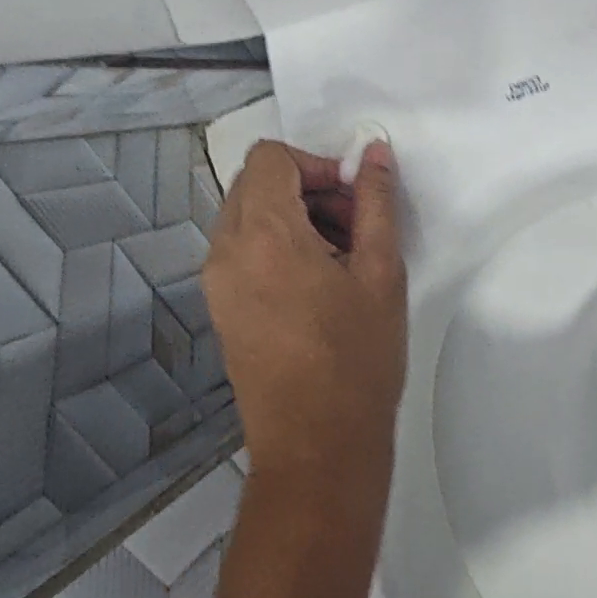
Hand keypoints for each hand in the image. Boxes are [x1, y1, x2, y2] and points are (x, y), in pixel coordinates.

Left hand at [201, 140, 406, 484]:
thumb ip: (376, 201)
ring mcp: (215, 283)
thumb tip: (373, 152)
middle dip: (307, 187)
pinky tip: (319, 280)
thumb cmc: (357, 357)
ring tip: (342, 255)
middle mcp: (225, 252)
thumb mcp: (381, 271)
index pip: (271, 158)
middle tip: (354, 223)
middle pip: (255, 182)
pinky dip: (278, 242)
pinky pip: (242, 248)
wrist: (317, 446)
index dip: (317, 163)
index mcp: (263, 235)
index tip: (354, 196)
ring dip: (294, 214)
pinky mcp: (220, 308)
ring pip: (247, 214)